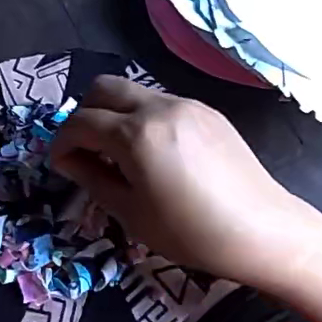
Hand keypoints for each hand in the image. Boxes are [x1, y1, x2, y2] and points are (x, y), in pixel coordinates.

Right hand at [49, 76, 321, 291]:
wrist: (261, 230)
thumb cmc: (191, 232)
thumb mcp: (131, 213)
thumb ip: (93, 178)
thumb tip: (71, 159)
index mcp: (136, 134)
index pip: (81, 122)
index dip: (61, 142)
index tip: (60, 164)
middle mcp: (160, 106)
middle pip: (103, 88)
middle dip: (84, 114)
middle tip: (86, 150)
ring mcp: (188, 104)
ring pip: (134, 92)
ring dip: (115, 114)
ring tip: (120, 155)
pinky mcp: (208, 112)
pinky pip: (162, 103)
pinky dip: (144, 119)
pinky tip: (155, 154)